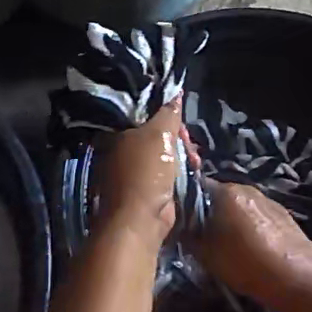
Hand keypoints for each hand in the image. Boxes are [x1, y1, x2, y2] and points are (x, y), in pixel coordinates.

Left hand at [91, 99, 188, 248]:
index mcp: (117, 132)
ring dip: (182, 154)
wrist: (142, 218)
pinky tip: (192, 169)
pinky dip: (179, 169)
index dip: (164, 114)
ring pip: (163, 152)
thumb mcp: (159, 135)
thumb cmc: (146, 172)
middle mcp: (120, 148)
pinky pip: (165, 170)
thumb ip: (168, 113)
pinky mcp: (144, 186)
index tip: (181, 120)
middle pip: (156, 133)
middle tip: (189, 144)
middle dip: (178, 137)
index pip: (143, 114)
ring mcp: (131, 169)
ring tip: (195, 159)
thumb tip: (176, 92)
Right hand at [193, 181, 311, 308]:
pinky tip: (252, 248)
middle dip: (209, 212)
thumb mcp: (205, 253)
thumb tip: (179, 225)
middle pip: (218, 195)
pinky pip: (257, 215)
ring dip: (231, 220)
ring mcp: (268, 200)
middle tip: (203, 236)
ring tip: (229, 244)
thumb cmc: (246, 263)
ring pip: (239, 206)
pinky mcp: (284, 215)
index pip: (195, 187)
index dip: (185, 203)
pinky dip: (250, 227)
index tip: (182, 222)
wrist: (300, 280)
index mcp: (225, 192)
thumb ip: (187, 234)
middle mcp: (246, 188)